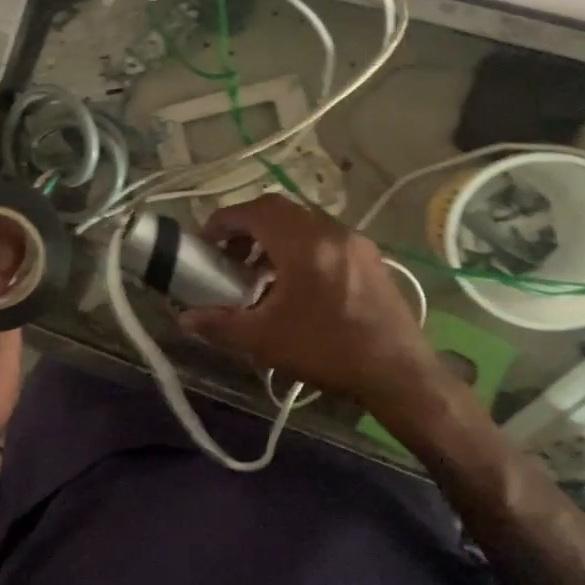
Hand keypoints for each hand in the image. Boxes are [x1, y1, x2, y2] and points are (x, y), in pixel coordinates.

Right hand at [178, 195, 439, 408]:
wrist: (400, 375)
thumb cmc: (328, 351)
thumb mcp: (264, 339)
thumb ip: (219, 324)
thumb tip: (183, 319)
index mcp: (304, 244)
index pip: (254, 211)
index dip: (223, 221)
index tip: (206, 241)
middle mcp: (331, 232)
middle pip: (279, 209)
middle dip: (247, 225)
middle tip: (228, 253)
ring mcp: (355, 243)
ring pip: (304, 221)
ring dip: (274, 235)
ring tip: (258, 270)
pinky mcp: (371, 258)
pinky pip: (325, 236)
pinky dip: (300, 245)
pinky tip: (294, 281)